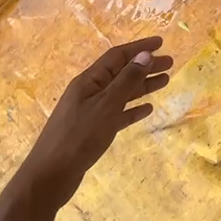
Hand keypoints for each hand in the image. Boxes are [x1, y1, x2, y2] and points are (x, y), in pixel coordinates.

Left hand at [16, 37, 172, 208]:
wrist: (49, 177)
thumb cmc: (78, 137)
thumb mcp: (106, 105)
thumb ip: (127, 79)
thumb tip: (145, 54)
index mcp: (89, 82)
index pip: (117, 56)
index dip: (139, 48)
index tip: (161, 43)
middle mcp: (89, 92)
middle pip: (121, 73)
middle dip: (145, 66)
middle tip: (170, 64)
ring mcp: (90, 112)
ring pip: (121, 93)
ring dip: (143, 86)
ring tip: (165, 82)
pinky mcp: (92, 130)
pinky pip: (117, 113)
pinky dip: (132, 109)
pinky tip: (147, 109)